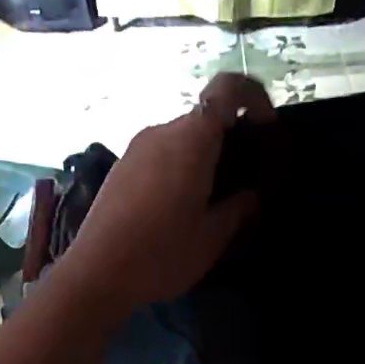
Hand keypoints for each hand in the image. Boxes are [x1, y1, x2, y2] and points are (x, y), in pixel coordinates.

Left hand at [64, 73, 269, 310]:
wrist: (97, 273)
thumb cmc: (162, 253)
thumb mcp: (212, 238)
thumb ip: (238, 210)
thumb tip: (249, 195)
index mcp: (191, 140)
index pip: (227, 90)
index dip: (253, 99)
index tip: (267, 130)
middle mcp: (162, 132)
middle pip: (205, 119)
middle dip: (231, 141)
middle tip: (245, 181)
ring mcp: (137, 148)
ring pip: (182, 140)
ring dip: (204, 159)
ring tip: (214, 202)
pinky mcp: (122, 168)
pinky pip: (162, 156)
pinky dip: (181, 170)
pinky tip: (182, 209)